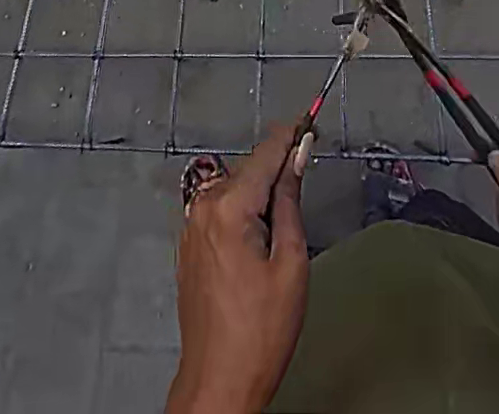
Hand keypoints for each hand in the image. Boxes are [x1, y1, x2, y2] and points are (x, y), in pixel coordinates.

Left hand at [167, 126, 314, 413]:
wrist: (219, 378)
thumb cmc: (262, 329)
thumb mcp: (290, 262)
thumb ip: (290, 201)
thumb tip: (297, 158)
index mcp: (228, 207)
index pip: (264, 156)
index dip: (289, 136)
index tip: (308, 119)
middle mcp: (203, 205)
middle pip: (247, 169)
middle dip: (276, 162)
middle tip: (306, 154)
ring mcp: (192, 223)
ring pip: (234, 187)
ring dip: (260, 185)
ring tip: (288, 198)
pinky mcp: (190, 241)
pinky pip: (220, 207)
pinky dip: (243, 203)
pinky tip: (261, 224)